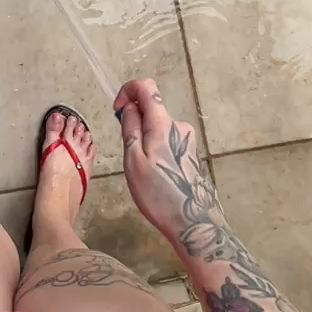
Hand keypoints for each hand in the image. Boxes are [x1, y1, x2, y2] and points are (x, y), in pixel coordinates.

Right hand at [114, 78, 222, 247]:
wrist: (193, 224)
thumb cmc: (158, 194)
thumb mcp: (133, 161)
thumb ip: (130, 128)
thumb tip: (129, 107)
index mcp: (163, 123)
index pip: (146, 87)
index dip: (127, 91)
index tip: (118, 111)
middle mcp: (179, 126)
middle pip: (151, 109)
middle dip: (134, 122)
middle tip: (128, 153)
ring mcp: (187, 140)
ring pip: (158, 127)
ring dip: (144, 139)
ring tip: (142, 172)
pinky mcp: (190, 154)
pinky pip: (166, 140)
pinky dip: (155, 149)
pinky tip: (155, 177)